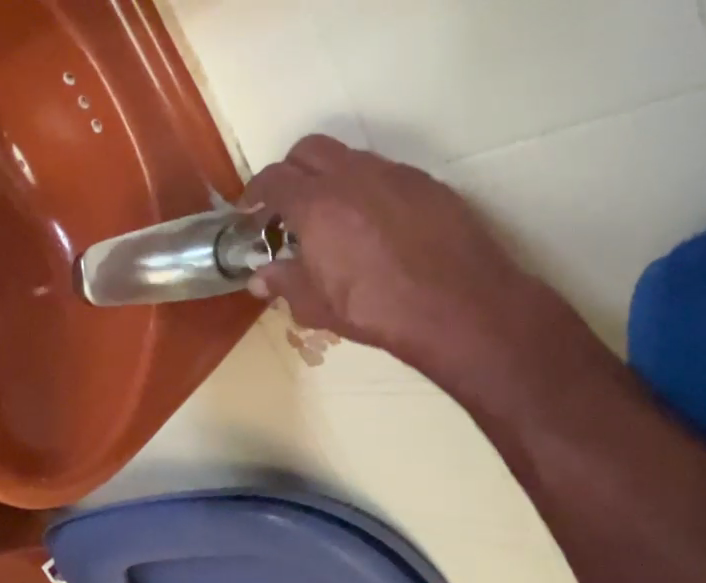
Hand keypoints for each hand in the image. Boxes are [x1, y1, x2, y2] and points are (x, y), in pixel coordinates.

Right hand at [243, 136, 555, 378]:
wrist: (455, 305)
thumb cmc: (373, 308)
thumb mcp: (314, 305)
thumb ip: (283, 282)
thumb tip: (260, 278)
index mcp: (317, 205)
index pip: (274, 178)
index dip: (255, 192)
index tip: (250, 211)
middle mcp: (354, 177)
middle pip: (310, 149)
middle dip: (290, 172)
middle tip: (284, 206)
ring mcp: (395, 176)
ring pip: (350, 158)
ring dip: (329, 179)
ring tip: (328, 219)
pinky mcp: (427, 185)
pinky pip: (384, 174)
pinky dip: (365, 190)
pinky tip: (368, 226)